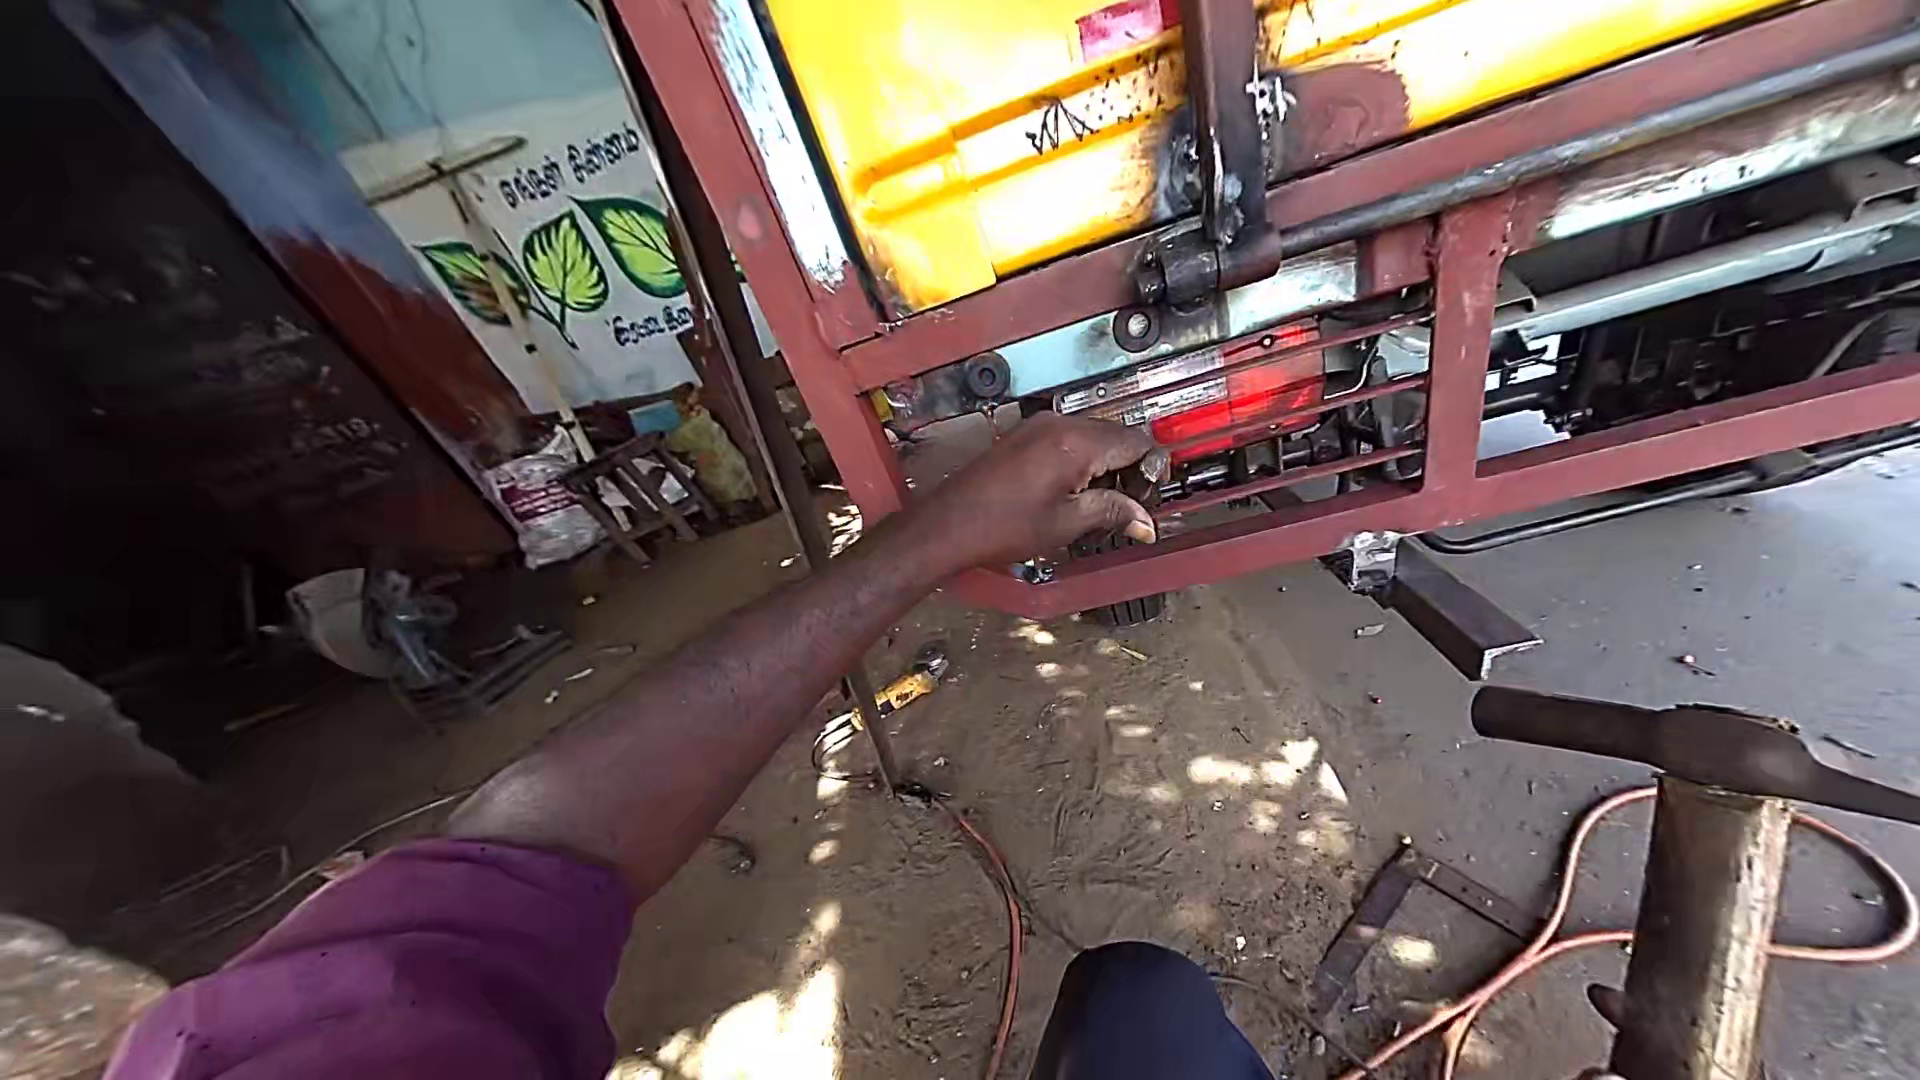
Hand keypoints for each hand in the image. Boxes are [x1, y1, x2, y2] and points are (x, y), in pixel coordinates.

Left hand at [900, 412, 1160, 572]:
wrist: (948, 525)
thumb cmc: (996, 525)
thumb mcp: (1066, 524)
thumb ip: (1111, 513)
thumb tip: (1142, 518)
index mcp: (1074, 443)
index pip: (1135, 440)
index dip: (1151, 468)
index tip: (1150, 493)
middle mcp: (1057, 425)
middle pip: (1116, 434)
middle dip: (1129, 466)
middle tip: (1129, 503)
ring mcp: (1037, 428)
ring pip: (1093, 435)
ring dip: (1105, 464)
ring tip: (1100, 502)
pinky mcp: (1024, 437)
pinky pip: (1067, 438)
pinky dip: (1080, 460)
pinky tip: (1074, 490)